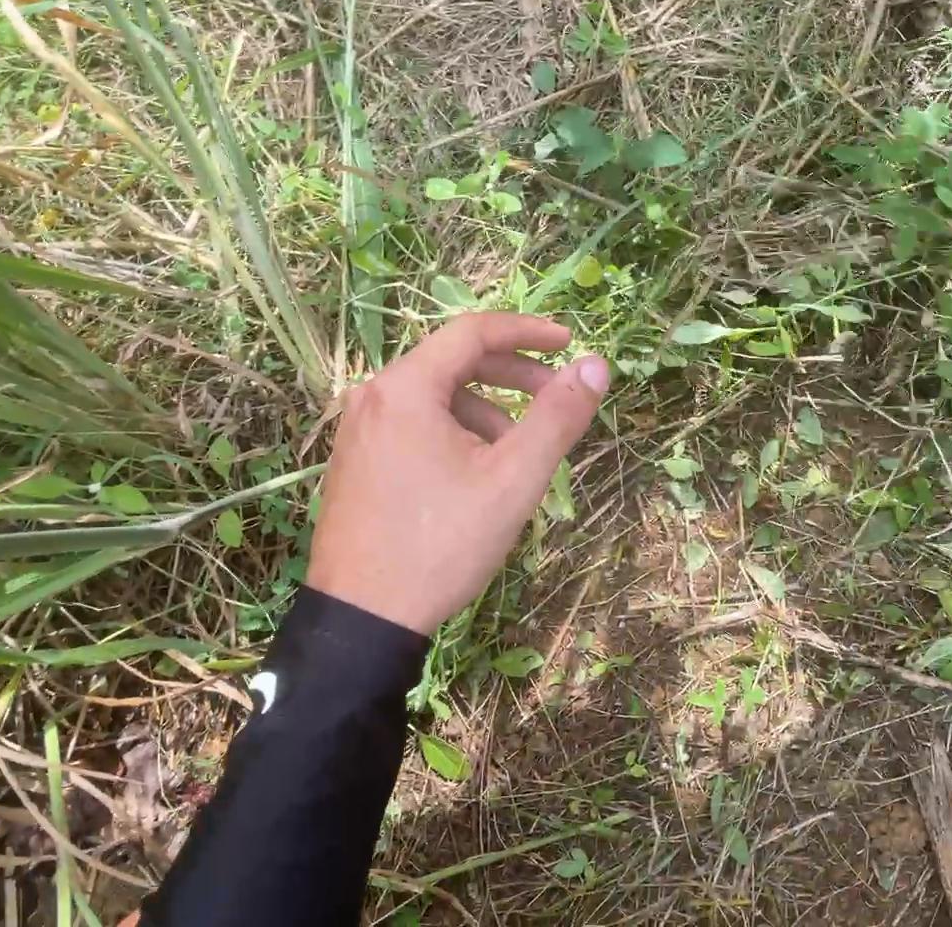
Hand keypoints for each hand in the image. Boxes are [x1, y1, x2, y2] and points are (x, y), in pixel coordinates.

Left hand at [305, 313, 608, 633]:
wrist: (363, 619)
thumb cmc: (442, 543)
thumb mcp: (514, 478)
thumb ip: (558, 416)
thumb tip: (596, 366)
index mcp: (406, 388)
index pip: (473, 332)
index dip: (528, 332)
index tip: (569, 343)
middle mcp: (373, 396)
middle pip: (454, 363)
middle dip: (512, 375)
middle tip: (555, 397)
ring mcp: (358, 430)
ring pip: (436, 398)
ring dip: (486, 410)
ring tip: (518, 454)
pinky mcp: (356, 461)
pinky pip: (415, 425)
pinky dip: (456, 432)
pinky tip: (477, 474)